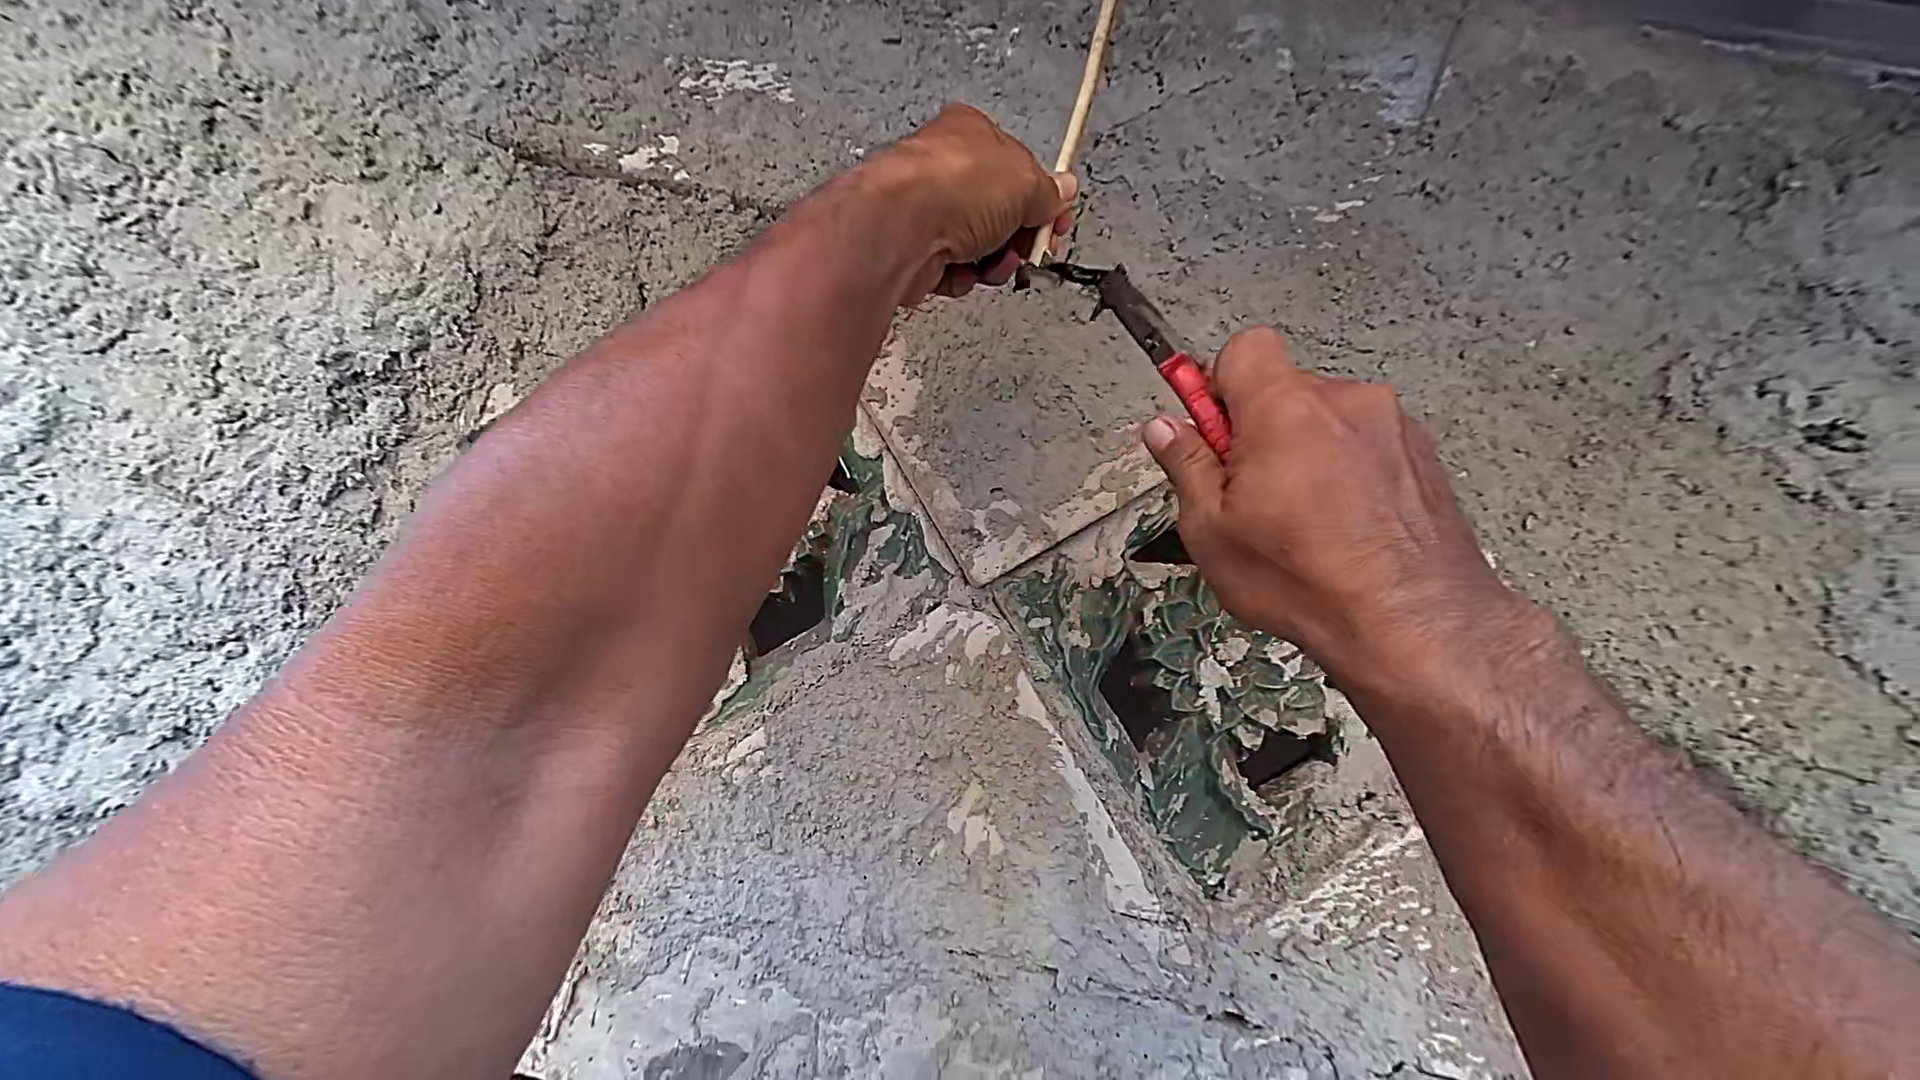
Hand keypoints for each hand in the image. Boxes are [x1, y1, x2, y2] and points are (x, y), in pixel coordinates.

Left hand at [874, 103, 1076, 298]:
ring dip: (993, 263)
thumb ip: (1047, 192)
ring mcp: (929, 214)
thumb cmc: (950, 187)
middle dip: (1018, 239)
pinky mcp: (917, 252)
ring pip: (978, 249)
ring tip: (991, 262)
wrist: (901, 229)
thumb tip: (1062, 192)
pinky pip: (954, 272)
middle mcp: (947, 171)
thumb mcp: (1024, 183)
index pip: (1018, 170)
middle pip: (1000, 214)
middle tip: (1026, 249)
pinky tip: (960, 271)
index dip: (1042, 200)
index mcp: (972, 135)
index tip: (1056, 223)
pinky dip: (963, 278)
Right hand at [1141, 327, 1533, 690]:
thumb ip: (1184, 464)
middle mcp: (1344, 402)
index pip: (1244, 348)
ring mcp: (1389, 426)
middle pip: (1281, 387)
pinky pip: (1359, 440)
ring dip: (1298, 448)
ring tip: (1293, 515)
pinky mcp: (1419, 453)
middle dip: (1253, 427)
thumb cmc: (1306, 579)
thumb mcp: (1210, 527)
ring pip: (1321, 417)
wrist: (1411, 621)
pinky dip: (1339, 467)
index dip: (1215, 383)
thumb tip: (1163, 429)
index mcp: (1285, 410)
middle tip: (1242, 488)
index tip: (1205, 424)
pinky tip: (1333, 522)